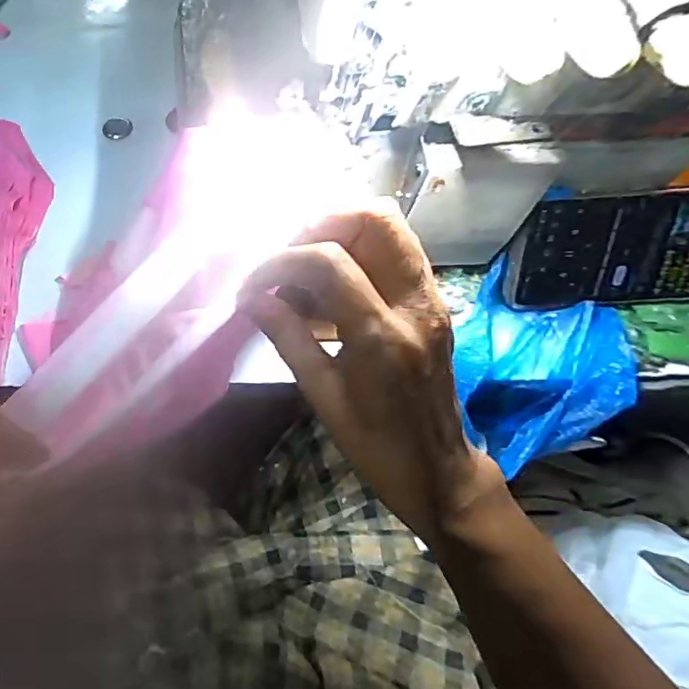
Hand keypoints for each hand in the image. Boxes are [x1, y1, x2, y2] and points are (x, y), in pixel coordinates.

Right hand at [238, 202, 505, 541]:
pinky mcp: (433, 301)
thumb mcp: (321, 395)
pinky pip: (394, 250)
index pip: (327, 262)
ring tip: (302, 271)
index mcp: (382, 336)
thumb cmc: (373, 443)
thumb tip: (251, 298)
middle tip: (286, 261)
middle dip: (317, 226)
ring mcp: (431, 298)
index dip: (278, 263)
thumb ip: (287, 337)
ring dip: (337, 233)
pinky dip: (355, 251)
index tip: (252, 286)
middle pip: (373, 219)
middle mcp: (415, 304)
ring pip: (389, 225)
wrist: (438, 469)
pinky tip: (327, 288)